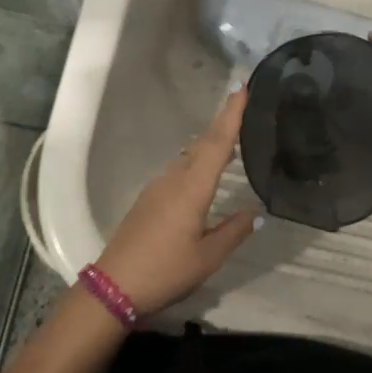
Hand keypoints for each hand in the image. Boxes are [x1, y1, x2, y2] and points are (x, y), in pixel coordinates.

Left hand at [94, 87, 259, 314]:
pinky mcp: (148, 200)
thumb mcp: (208, 257)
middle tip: (242, 105)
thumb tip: (257, 212)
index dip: (231, 115)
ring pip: (188, 157)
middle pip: (202, 144)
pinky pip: (178, 171)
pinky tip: (204, 173)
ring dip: (209, 145)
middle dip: (222, 124)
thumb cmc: (166, 270)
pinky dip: (196, 163)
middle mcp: (173, 179)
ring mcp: (157, 188)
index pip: (217, 144)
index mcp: (191, 188)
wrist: (115, 285)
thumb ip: (233, 231)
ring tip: (231, 140)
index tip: (241, 87)